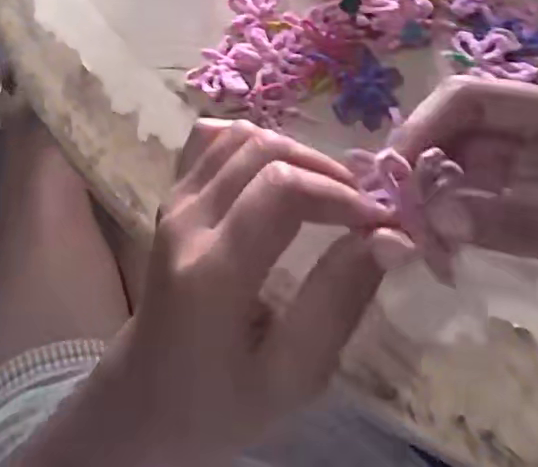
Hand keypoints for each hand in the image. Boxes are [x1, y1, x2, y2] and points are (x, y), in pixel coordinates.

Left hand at [74, 121, 404, 466]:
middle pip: (260, 151)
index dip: (337, 193)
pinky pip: (208, 140)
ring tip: (326, 189)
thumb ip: (338, 301)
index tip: (380, 220)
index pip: (280, 190)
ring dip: (291, 150)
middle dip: (322, 168)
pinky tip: (275, 170)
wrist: (148, 393)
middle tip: (359, 205)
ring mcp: (172, 200)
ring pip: (236, 136)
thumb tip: (389, 239)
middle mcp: (186, 220)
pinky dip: (250, 142)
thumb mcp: (292, 375)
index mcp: (212, 270)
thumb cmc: (223, 400)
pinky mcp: (170, 194)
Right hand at [388, 78, 537, 329]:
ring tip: (416, 236)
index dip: (426, 125)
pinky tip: (448, 241)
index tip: (393, 172)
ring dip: (442, 192)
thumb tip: (435, 216)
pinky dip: (468, 214)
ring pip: (476, 161)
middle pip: (468, 126)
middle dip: (426, 162)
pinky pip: (498, 195)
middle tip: (398, 215)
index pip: (478, 98)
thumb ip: (525, 227)